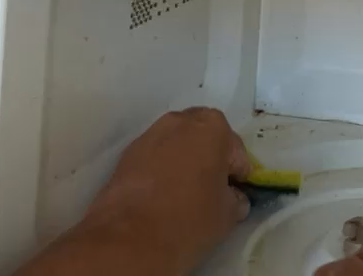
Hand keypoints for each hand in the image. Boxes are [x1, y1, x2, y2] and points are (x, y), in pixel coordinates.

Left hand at [14, 107, 250, 275]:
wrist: (127, 241)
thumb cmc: (188, 220)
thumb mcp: (227, 215)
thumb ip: (236, 199)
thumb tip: (234, 198)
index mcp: (213, 126)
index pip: (235, 150)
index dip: (237, 175)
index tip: (233, 194)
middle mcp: (182, 120)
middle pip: (204, 137)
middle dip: (209, 158)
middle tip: (209, 189)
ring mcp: (150, 136)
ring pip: (176, 145)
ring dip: (182, 162)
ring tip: (180, 194)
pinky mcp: (126, 156)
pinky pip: (153, 158)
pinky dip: (159, 171)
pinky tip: (158, 198)